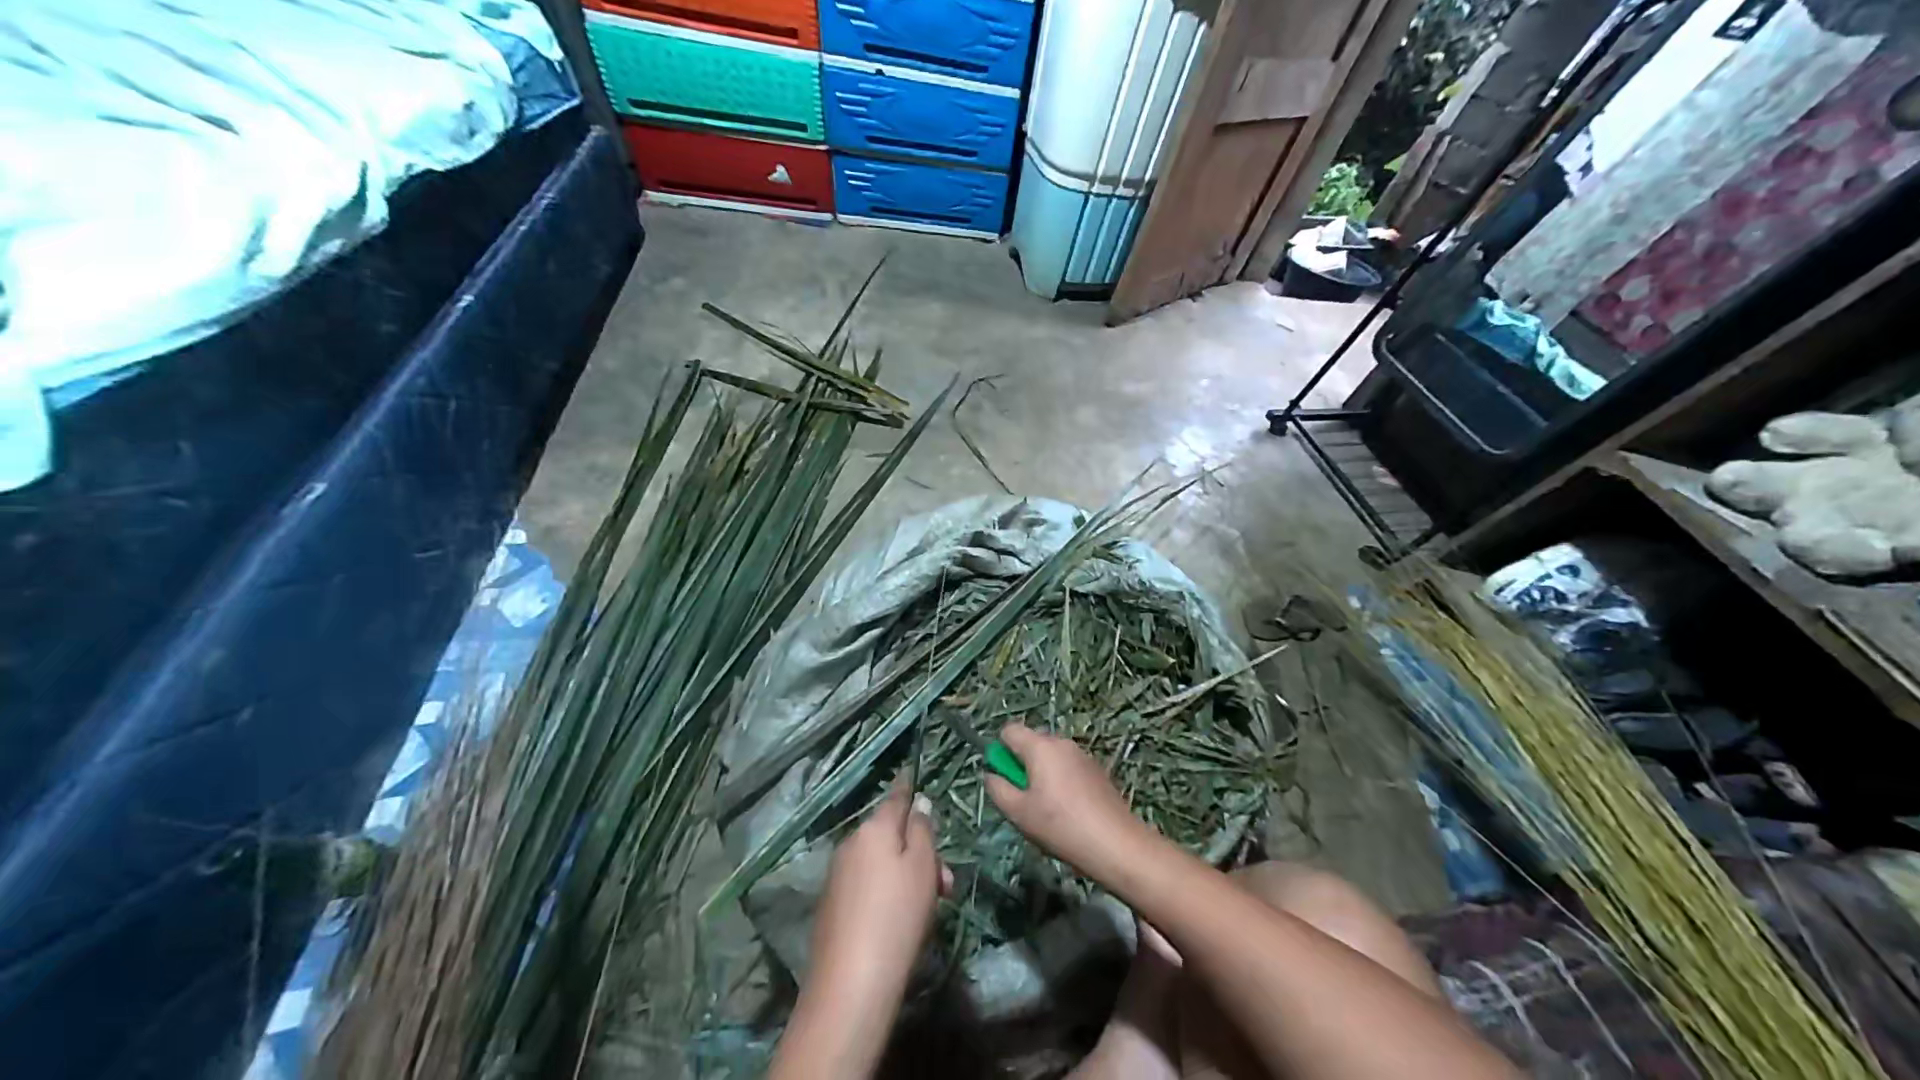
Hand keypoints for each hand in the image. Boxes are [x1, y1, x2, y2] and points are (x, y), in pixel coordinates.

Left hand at [807, 783, 950, 1003]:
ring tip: (931, 908)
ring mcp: (838, 874)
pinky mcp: (832, 905)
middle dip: (920, 851)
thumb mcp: (922, 866)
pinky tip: (901, 920)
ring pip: (881, 860)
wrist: (852, 981)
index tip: (911, 774)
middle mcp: (851, 843)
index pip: (895, 797)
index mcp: (873, 828)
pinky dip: (887, 891)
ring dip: (907, 873)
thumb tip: (918, 803)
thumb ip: (922, 830)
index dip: (908, 788)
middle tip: (946, 884)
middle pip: (891, 834)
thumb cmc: (897, 914)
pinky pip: (867, 883)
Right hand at [985, 723, 1154, 881]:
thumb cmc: (1060, 826)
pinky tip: (1069, 812)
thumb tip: (991, 774)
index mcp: (1040, 746)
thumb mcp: (1018, 812)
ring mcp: (1083, 755)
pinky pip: (1068, 767)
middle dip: (1022, 764)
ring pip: (1051, 756)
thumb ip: (997, 788)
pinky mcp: (1097, 770)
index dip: (1001, 751)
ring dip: (1042, 774)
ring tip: (1047, 810)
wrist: (1116, 844)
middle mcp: (1062, 743)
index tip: (1006, 779)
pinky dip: (1062, 781)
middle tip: (1025, 799)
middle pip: (1031, 742)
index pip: (1009, 730)